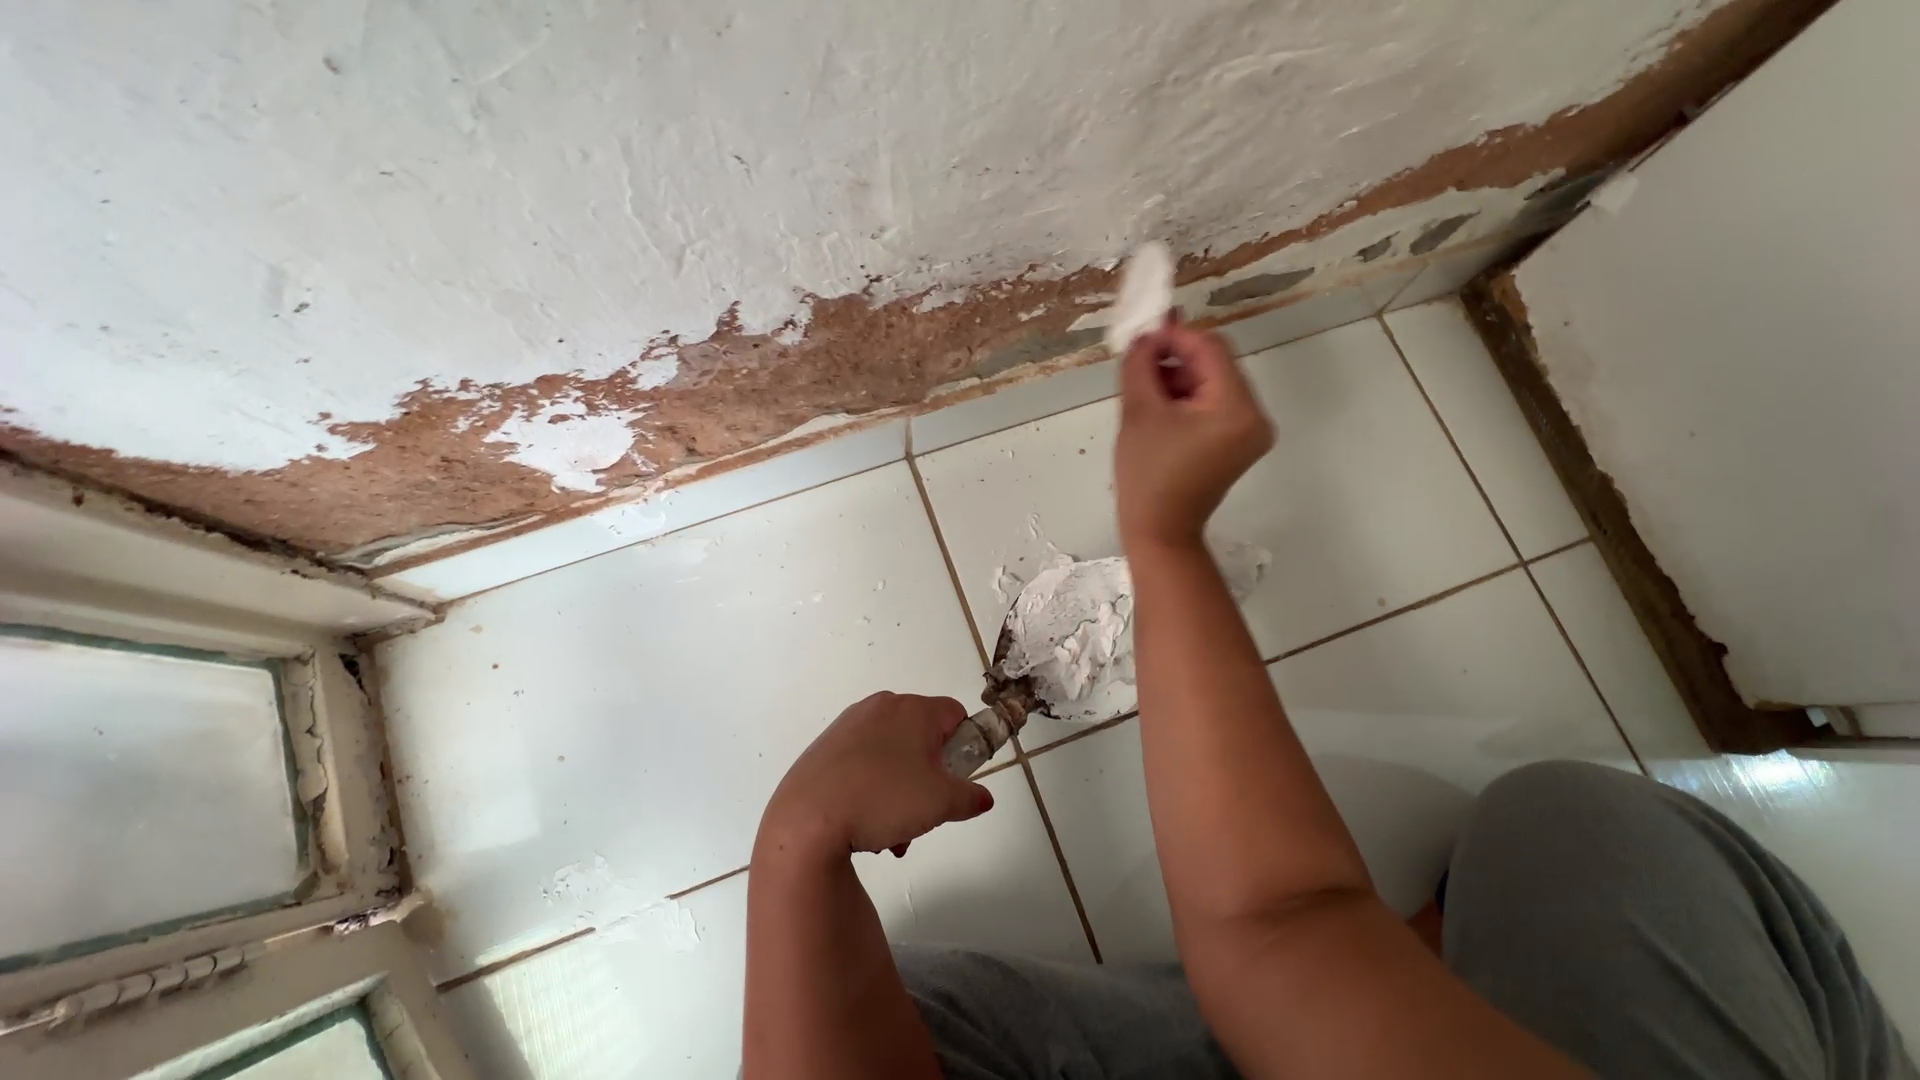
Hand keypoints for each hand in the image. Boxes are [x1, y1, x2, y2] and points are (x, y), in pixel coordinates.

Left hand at [757, 692, 994, 863]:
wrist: (806, 819)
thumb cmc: (882, 800)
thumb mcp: (941, 803)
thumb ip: (970, 797)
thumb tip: (982, 798)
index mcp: (912, 709)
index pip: (955, 714)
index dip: (963, 746)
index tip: (954, 779)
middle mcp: (880, 708)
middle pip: (922, 738)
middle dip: (929, 777)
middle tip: (924, 810)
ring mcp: (848, 726)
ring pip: (892, 757)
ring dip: (901, 792)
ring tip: (891, 833)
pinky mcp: (824, 749)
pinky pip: (862, 766)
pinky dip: (871, 790)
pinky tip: (864, 828)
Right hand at [1115, 316, 1274, 550]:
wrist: (1160, 531)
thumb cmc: (1147, 475)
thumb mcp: (1139, 412)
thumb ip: (1141, 363)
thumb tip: (1146, 336)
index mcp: (1237, 408)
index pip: (1211, 348)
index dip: (1175, 335)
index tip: (1142, 335)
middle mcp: (1255, 416)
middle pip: (1216, 364)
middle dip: (1177, 357)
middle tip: (1139, 360)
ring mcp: (1250, 431)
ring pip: (1214, 383)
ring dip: (1181, 377)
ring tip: (1144, 386)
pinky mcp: (1239, 443)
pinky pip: (1215, 405)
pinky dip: (1189, 398)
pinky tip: (1160, 406)